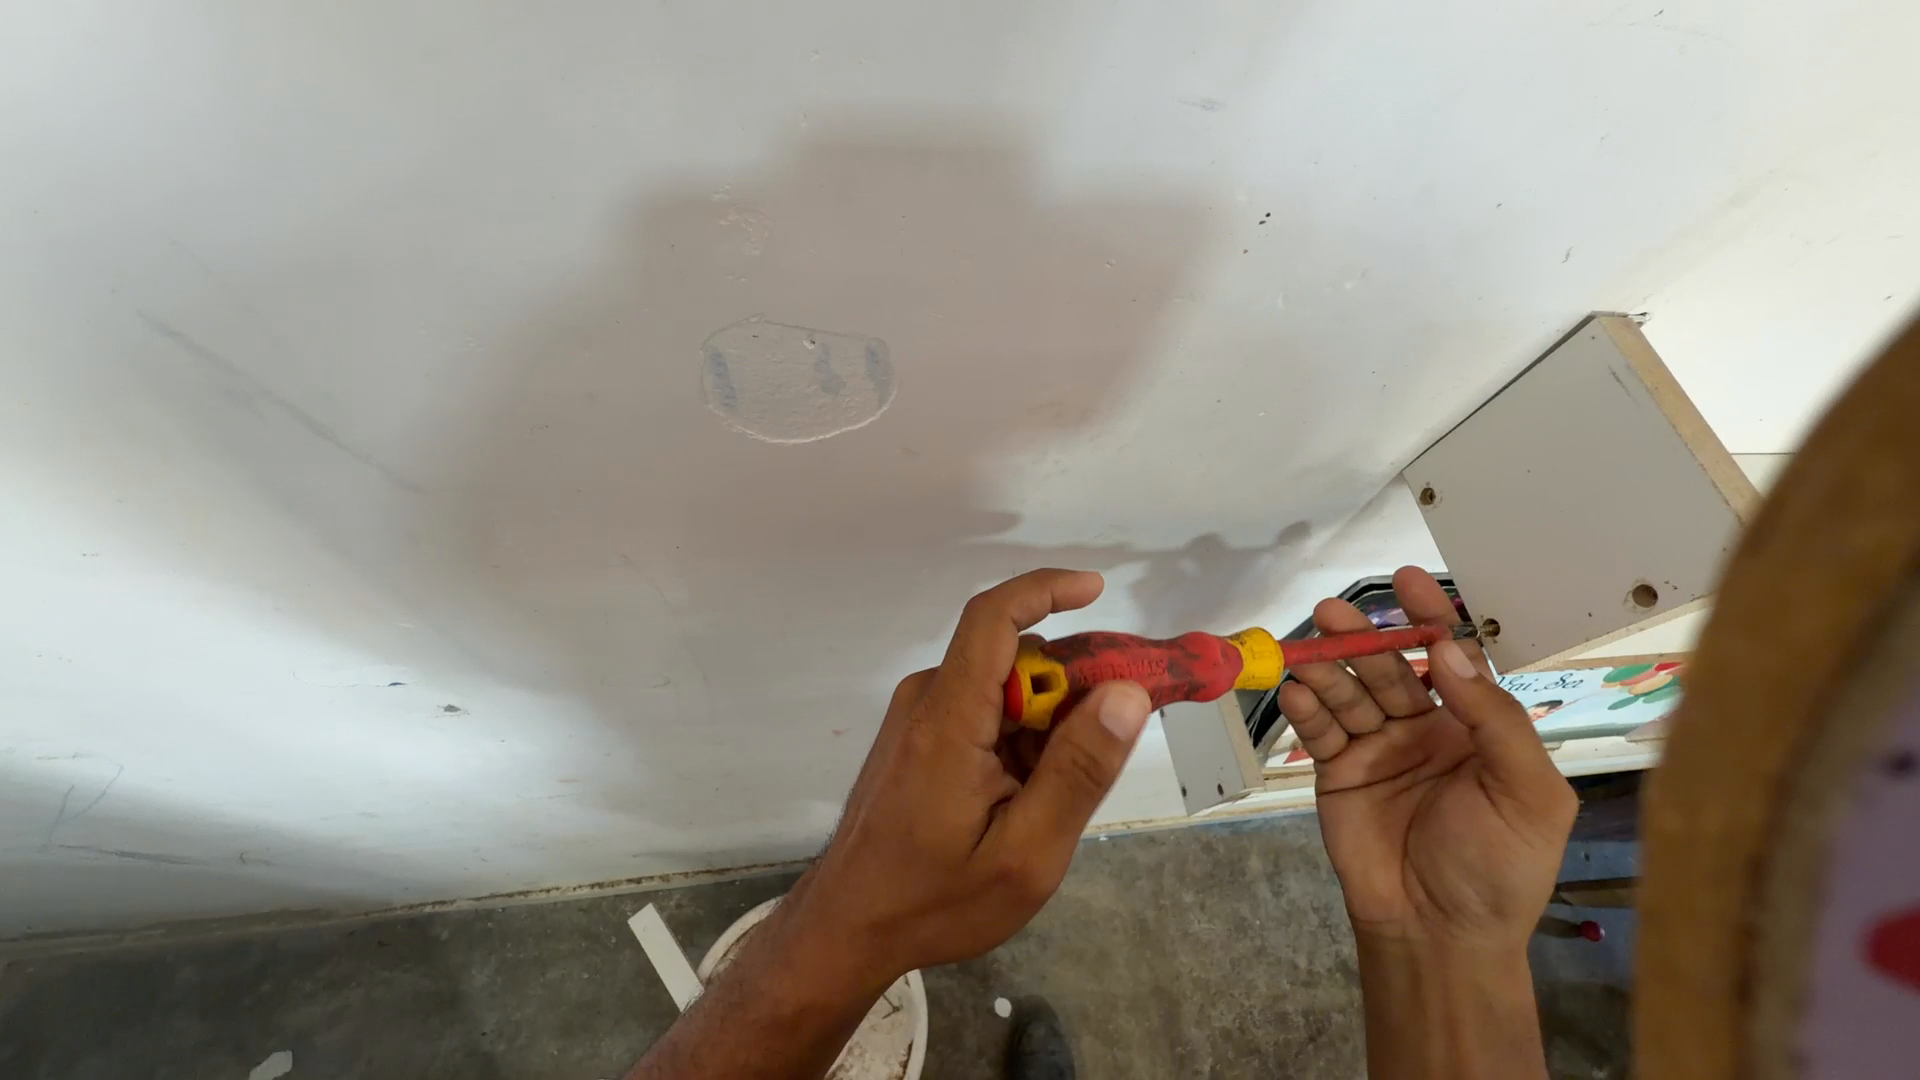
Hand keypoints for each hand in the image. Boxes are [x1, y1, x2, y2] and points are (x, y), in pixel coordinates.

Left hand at [782, 568, 1153, 988]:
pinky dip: (1020, 731)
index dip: (1045, 590)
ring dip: (1049, 712)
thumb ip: (1077, 770)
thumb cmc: (934, 898)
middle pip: (1010, 657)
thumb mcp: (1026, 852)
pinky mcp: (916, 737)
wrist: (847, 926)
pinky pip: (980, 710)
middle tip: (1126, 715)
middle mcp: (927, 700)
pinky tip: (1035, 786)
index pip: (993, 618)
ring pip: (999, 687)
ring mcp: (918, 717)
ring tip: (1081, 771)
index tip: (1095, 589)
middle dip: (1074, 675)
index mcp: (948, 717)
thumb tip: (1126, 694)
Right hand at [1277, 566, 1575, 950]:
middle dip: (1361, 637)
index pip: (1451, 659)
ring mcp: (1374, 745)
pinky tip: (1294, 692)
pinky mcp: (1335, 767)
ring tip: (1306, 652)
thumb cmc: (1499, 865)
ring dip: (1326, 668)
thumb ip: (1495, 719)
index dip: (1430, 617)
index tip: (1407, 579)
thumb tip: (1449, 652)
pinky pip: (1318, 728)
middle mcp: (1422, 726)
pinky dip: (1304, 708)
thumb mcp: (1528, 794)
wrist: (1437, 929)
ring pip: (1347, 692)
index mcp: (1473, 726)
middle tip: (1331, 611)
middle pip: (1387, 667)